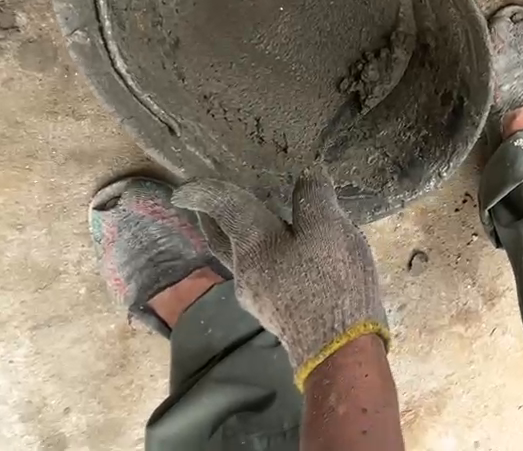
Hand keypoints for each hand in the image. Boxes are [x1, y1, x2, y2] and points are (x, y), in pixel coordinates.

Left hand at [173, 169, 388, 387]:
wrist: (338, 346)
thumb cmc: (329, 279)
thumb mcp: (329, 228)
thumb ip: (314, 198)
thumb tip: (307, 176)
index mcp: (255, 244)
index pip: (227, 209)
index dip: (208, 194)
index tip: (185, 190)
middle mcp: (245, 271)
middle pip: (224, 239)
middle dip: (213, 220)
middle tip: (205, 204)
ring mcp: (258, 296)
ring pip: (241, 257)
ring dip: (238, 237)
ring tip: (251, 220)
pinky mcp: (275, 310)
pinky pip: (261, 270)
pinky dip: (262, 251)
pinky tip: (284, 251)